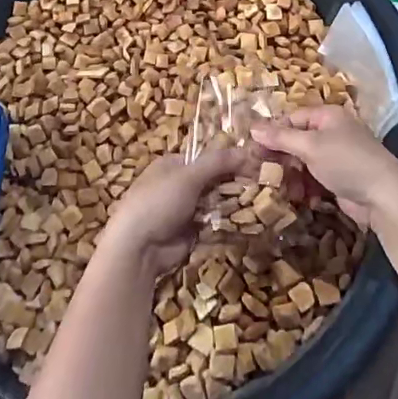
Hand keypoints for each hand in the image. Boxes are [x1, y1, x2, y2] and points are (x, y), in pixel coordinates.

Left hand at [101, 149, 248, 276]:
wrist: (138, 248)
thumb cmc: (159, 202)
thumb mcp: (188, 176)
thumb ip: (217, 163)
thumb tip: (247, 150)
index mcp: (172, 165)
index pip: (206, 157)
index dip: (228, 160)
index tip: (253, 164)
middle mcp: (178, 184)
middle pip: (212, 180)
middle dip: (233, 183)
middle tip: (260, 185)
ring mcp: (184, 209)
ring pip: (215, 202)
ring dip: (232, 203)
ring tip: (259, 202)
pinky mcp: (190, 231)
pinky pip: (213, 222)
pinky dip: (226, 221)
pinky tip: (247, 220)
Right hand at [249, 107, 397, 226]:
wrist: (383, 196)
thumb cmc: (345, 162)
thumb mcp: (310, 146)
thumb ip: (281, 137)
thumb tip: (253, 128)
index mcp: (327, 116)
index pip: (292, 118)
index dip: (273, 131)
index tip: (253, 148)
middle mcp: (332, 132)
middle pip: (298, 140)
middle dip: (281, 156)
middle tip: (260, 171)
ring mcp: (337, 156)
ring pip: (304, 161)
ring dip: (292, 174)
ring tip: (279, 187)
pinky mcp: (340, 178)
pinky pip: (315, 178)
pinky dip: (305, 186)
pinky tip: (298, 197)